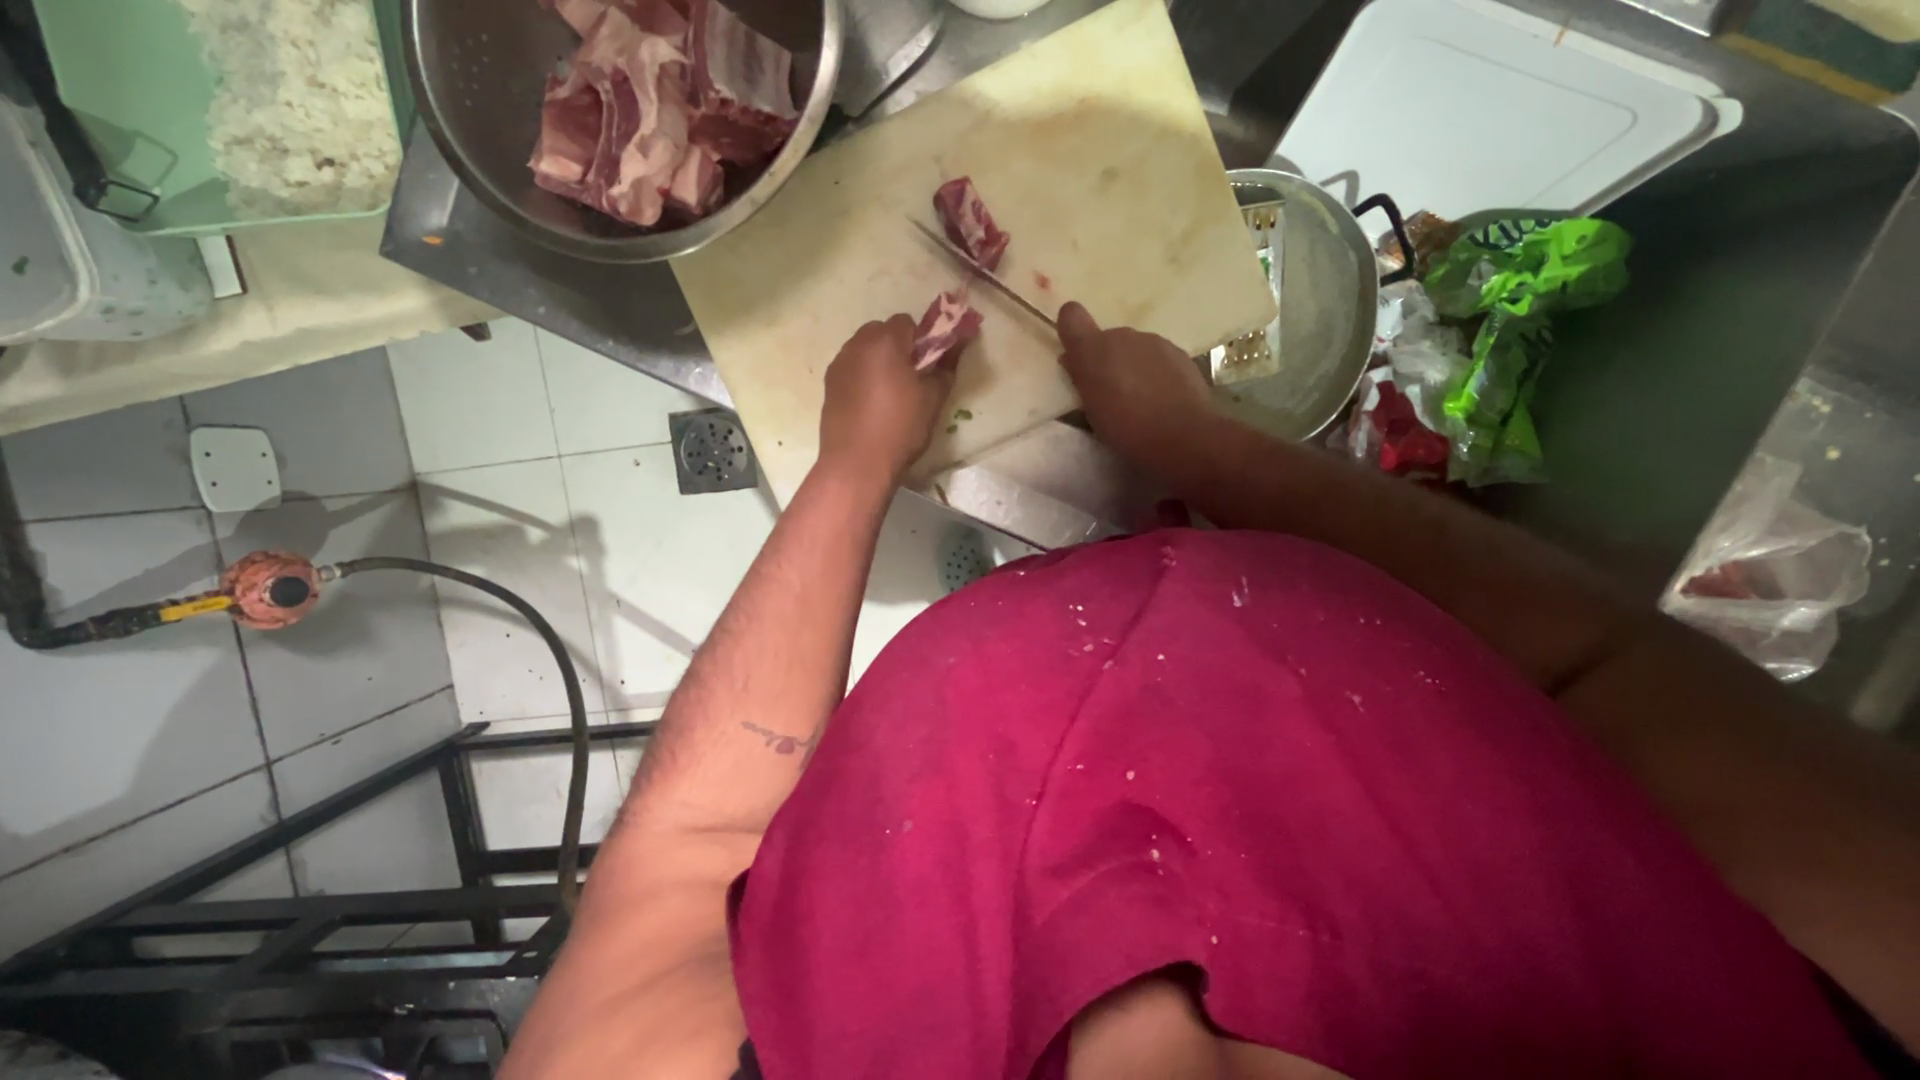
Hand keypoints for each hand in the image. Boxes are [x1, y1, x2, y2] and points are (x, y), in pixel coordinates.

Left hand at [817, 314, 955, 488]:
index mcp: (885, 341)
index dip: (921, 339)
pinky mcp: (828, 385)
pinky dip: (862, 375)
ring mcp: (839, 364)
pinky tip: (871, 404)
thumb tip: (957, 345)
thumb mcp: (933, 398)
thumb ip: (946, 366)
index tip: (928, 363)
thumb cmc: (900, 428)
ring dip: (878, 360)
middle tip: (911, 376)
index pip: (907, 321)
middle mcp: (857, 345)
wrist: (856, 464)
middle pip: (881, 331)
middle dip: (897, 345)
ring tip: (890, 392)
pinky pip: (851, 368)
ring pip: (863, 349)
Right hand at [1056, 301, 1213, 465]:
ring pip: (1135, 347)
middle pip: (1107, 338)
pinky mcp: (1180, 354)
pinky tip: (1160, 398)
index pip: (1072, 316)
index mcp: (1094, 348)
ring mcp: (1155, 342)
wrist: (1183, 436)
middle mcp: (1123, 335)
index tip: (1074, 354)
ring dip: (1131, 365)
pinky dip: (1154, 372)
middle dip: (1106, 359)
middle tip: (1109, 392)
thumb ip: (1080, 378)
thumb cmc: (1126, 428)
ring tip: (1137, 399)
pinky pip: (1158, 358)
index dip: (1072, 329)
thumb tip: (1072, 358)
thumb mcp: (1090, 409)